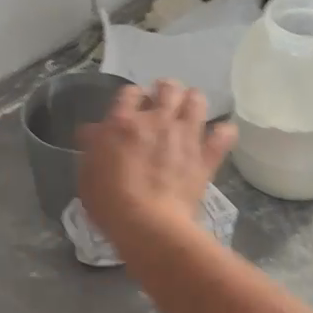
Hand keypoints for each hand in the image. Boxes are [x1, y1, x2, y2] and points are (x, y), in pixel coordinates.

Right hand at [77, 80, 235, 246]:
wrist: (148, 224)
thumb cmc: (110, 202)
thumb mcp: (87, 173)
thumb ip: (93, 147)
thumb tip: (94, 131)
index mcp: (123, 122)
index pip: (129, 92)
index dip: (133, 96)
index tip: (133, 107)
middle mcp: (157, 121)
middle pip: (168, 89)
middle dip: (166, 91)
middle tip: (163, 104)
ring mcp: (185, 137)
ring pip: (197, 101)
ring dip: (193, 102)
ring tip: (189, 112)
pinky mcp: (205, 157)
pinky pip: (224, 135)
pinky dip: (224, 132)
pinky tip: (220, 135)